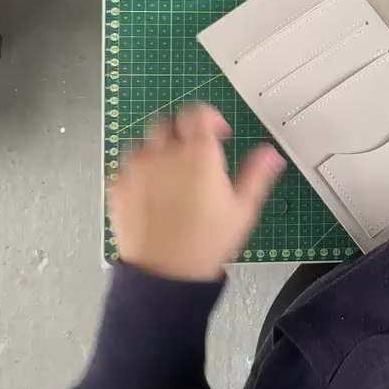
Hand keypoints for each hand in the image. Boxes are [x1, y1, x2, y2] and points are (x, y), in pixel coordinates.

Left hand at [109, 101, 285, 280]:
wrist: (165, 274)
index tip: (218, 132)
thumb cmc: (206, 243)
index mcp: (198, 154)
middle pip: (167, 121)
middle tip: (194, 148)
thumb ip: (256, 175)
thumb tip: (270, 154)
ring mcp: (137, 170)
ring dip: (158, 147)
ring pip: (143, 142)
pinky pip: (126, 166)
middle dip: (182, 129)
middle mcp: (164, 155)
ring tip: (171, 168)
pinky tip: (151, 188)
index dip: (209, 117)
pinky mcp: (118, 188)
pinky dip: (139, 169)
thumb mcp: (243, 208)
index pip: (197, 113)